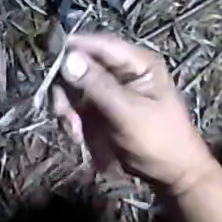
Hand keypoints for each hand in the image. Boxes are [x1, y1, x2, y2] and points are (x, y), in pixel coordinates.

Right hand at [50, 32, 221, 195]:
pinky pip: (76, 106)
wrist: (173, 177)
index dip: (72, 48)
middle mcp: (121, 71)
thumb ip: (98, 85)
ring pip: (73, 87)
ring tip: (75, 133)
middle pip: (79, 65)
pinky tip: (79, 137)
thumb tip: (68, 58)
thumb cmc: (159, 141)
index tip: (48, 60)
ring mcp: (110, 90)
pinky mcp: (101, 109)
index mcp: (137, 63)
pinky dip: (72, 120)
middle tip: (65, 115)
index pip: (99, 44)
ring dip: (68, 109)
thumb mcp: (128, 113)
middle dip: (67, 90)